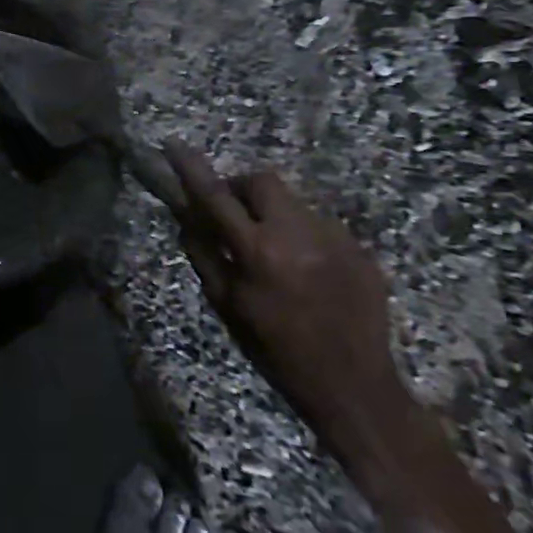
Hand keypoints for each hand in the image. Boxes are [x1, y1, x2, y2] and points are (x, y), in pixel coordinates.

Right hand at [162, 143, 513, 532]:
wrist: (355, 388)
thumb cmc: (278, 352)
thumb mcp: (228, 307)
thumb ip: (203, 254)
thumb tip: (186, 216)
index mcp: (258, 252)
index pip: (215, 196)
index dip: (191, 168)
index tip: (174, 145)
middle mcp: (297, 234)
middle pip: (263, 181)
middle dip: (244, 189)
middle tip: (237, 214)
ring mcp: (334, 238)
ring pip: (294, 202)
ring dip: (276, 215)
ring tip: (279, 253)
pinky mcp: (359, 248)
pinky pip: (320, 226)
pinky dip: (305, 237)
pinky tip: (310, 271)